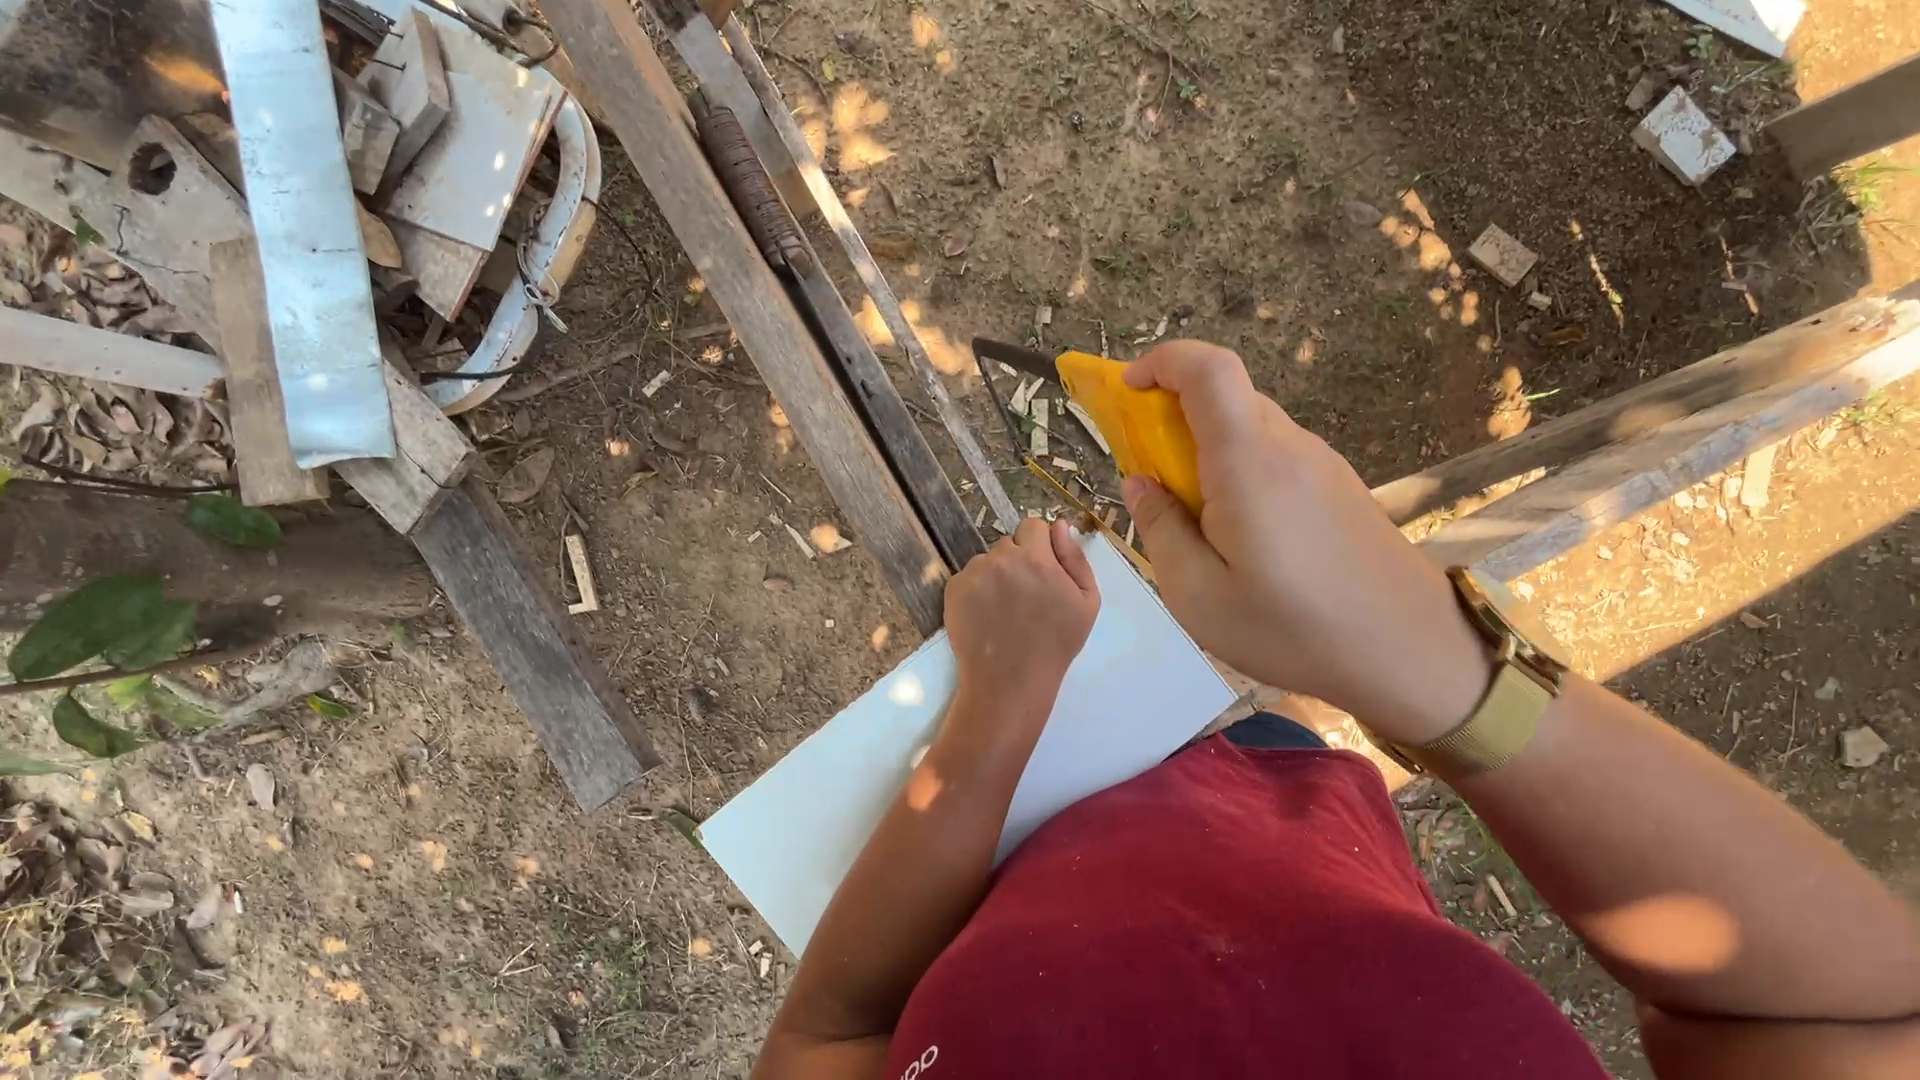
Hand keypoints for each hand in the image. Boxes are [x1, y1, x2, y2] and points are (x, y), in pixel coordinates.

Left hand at [944, 518, 1100, 730]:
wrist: (1010, 680)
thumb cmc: (1055, 643)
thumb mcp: (1086, 601)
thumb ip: (1074, 557)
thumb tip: (1059, 526)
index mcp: (1035, 557)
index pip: (1033, 526)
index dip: (1040, 546)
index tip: (1044, 570)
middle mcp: (1000, 558)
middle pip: (1009, 544)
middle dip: (1019, 561)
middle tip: (1026, 596)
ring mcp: (973, 574)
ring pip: (987, 561)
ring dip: (997, 576)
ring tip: (1005, 610)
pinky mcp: (953, 590)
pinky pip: (968, 579)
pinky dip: (977, 591)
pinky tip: (988, 616)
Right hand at [1120, 340, 1490, 745]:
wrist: (1411, 653)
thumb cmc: (1293, 629)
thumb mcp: (1198, 595)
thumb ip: (1160, 530)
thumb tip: (1140, 483)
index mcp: (1249, 462)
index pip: (1208, 369)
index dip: (1162, 361)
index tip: (1126, 390)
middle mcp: (1289, 447)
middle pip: (1226, 397)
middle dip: (1172, 414)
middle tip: (1147, 472)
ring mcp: (1322, 464)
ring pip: (1251, 428)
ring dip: (1206, 448)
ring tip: (1193, 517)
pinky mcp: (1339, 487)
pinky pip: (1276, 456)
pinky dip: (1239, 469)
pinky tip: (1241, 534)